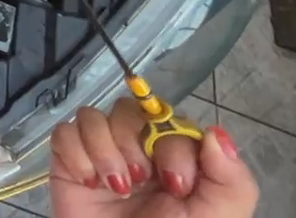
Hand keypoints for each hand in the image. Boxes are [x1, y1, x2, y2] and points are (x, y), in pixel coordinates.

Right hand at [48, 100, 257, 217]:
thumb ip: (232, 182)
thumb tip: (215, 133)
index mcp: (176, 161)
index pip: (171, 121)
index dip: (171, 143)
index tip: (176, 185)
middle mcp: (138, 150)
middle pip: (127, 109)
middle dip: (131, 142)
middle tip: (140, 178)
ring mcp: (100, 151)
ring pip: (91, 115)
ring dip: (103, 150)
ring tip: (115, 185)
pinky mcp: (68, 157)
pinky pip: (63, 131)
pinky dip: (76, 156)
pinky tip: (90, 182)